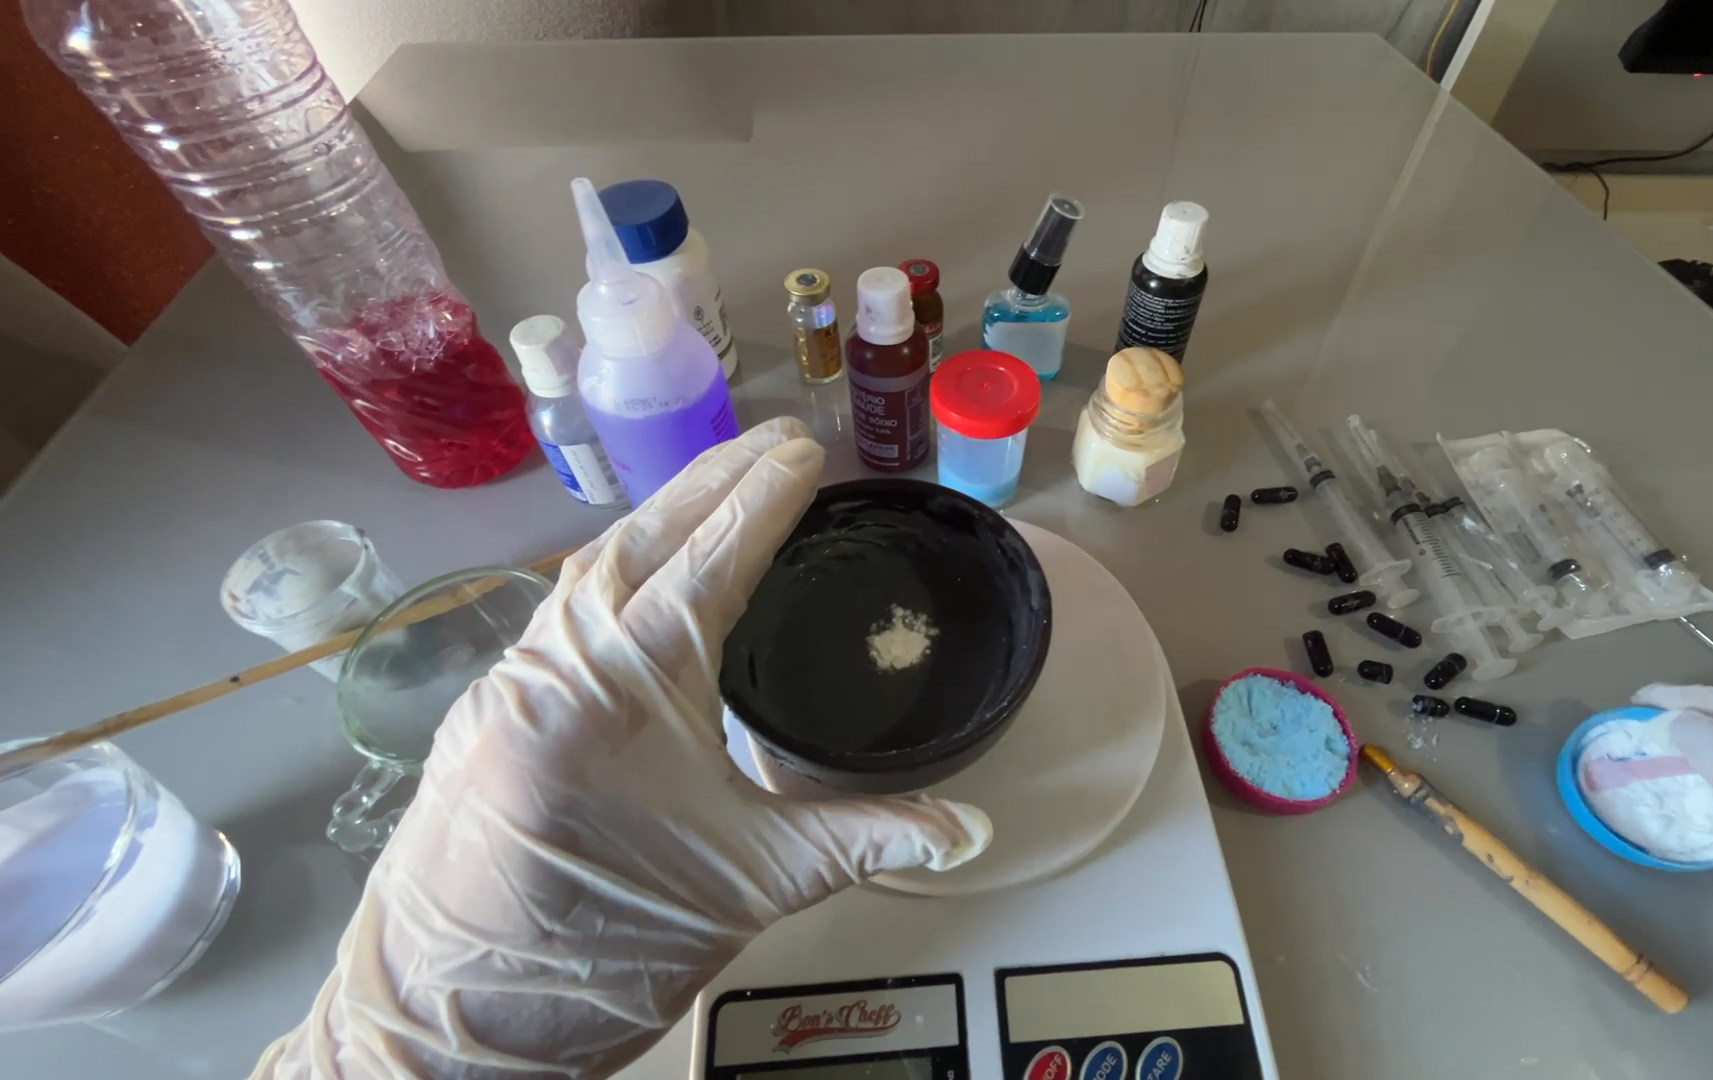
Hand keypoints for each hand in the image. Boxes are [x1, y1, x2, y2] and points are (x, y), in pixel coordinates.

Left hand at [256, 418, 991, 1077]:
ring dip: (667, 507)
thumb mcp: (755, 884)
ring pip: (597, 557)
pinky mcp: (494, 697)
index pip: (711, 558)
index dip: (765, 498)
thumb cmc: (608, 946)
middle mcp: (561, 657)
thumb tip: (971, 831)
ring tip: (726, 478)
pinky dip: (621, 556)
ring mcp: (516, 672)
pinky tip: (647, 560)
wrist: (444, 1026)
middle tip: (782, 438)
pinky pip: (566, 596)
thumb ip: (869, 837)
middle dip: (720, 475)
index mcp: (626, 686)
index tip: (807, 452)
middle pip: (647, 534)